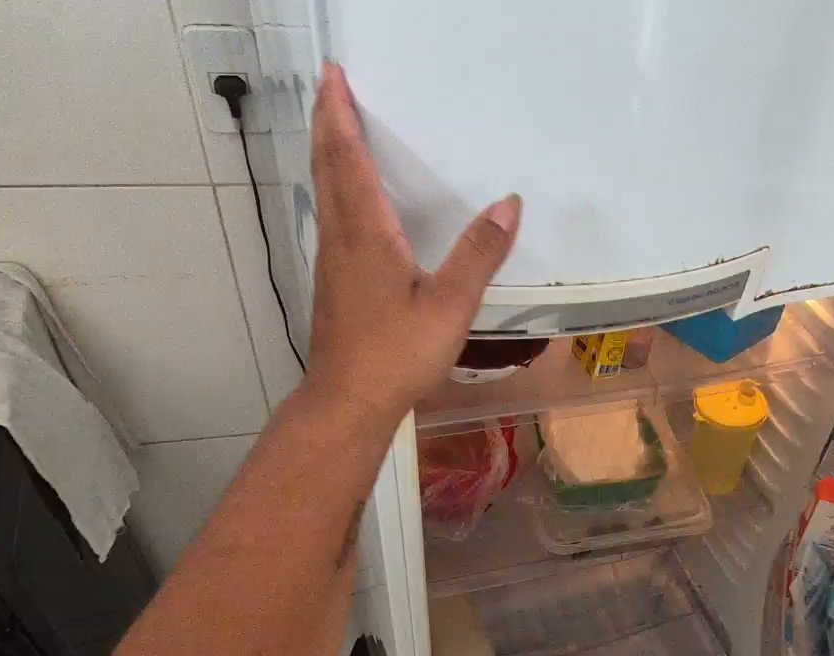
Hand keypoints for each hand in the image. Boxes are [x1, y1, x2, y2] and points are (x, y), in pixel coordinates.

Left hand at [290, 62, 521, 427]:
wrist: (350, 400)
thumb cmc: (398, 354)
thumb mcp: (450, 306)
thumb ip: (479, 254)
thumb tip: (508, 203)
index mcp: (366, 233)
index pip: (348, 158)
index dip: (339, 113)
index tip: (334, 75)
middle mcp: (341, 238)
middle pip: (328, 167)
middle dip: (328, 122)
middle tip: (331, 89)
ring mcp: (332, 262)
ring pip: (325, 192)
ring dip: (329, 154)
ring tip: (339, 130)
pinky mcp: (334, 284)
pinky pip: (331, 217)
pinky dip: (336, 188)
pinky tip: (351, 201)